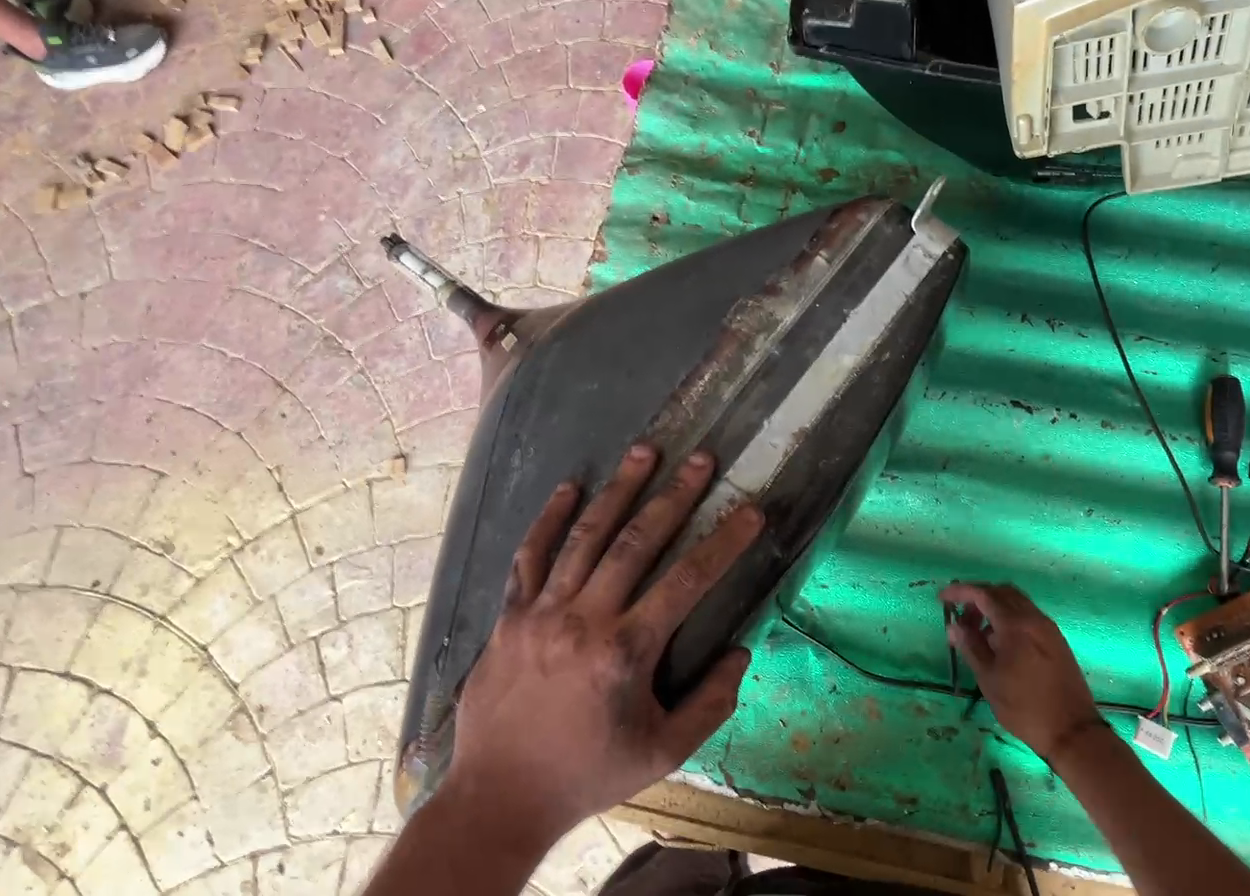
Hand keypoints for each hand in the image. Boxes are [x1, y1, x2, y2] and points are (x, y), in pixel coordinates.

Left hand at [443, 443, 762, 839]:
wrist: (498, 799)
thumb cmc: (588, 775)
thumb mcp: (663, 753)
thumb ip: (710, 704)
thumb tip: (741, 654)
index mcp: (626, 652)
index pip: (687, 581)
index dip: (724, 542)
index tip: (751, 511)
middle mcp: (584, 619)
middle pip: (636, 542)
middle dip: (675, 496)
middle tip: (701, 459)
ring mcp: (541, 613)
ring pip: (586, 537)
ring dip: (619, 491)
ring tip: (645, 451)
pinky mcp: (509, 617)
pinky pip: (529, 557)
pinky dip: (549, 519)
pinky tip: (568, 487)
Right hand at [941, 582, 1105, 764]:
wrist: (1072, 730)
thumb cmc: (1024, 706)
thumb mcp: (989, 679)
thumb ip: (970, 646)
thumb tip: (954, 625)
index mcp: (1016, 624)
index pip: (983, 594)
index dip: (960, 592)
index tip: (942, 598)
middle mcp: (1034, 618)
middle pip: (1002, 592)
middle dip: (978, 598)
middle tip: (962, 619)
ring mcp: (1048, 628)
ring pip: (1017, 602)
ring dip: (995, 608)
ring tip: (979, 634)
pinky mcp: (1056, 640)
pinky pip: (1028, 616)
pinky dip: (1010, 618)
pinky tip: (1001, 644)